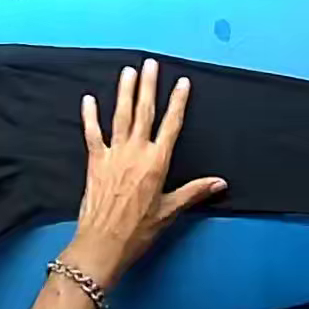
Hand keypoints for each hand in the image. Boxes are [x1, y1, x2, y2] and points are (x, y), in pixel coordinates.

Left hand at [62, 59, 226, 291]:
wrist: (103, 244)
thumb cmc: (138, 231)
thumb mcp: (170, 211)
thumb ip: (194, 192)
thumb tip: (220, 183)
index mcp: (156, 163)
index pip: (171, 125)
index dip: (178, 102)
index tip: (182, 83)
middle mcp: (136, 152)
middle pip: (144, 112)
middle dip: (148, 86)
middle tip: (150, 64)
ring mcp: (114, 154)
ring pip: (121, 116)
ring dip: (124, 92)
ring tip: (128, 71)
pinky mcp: (95, 161)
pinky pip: (92, 133)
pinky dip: (90, 116)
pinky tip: (89, 99)